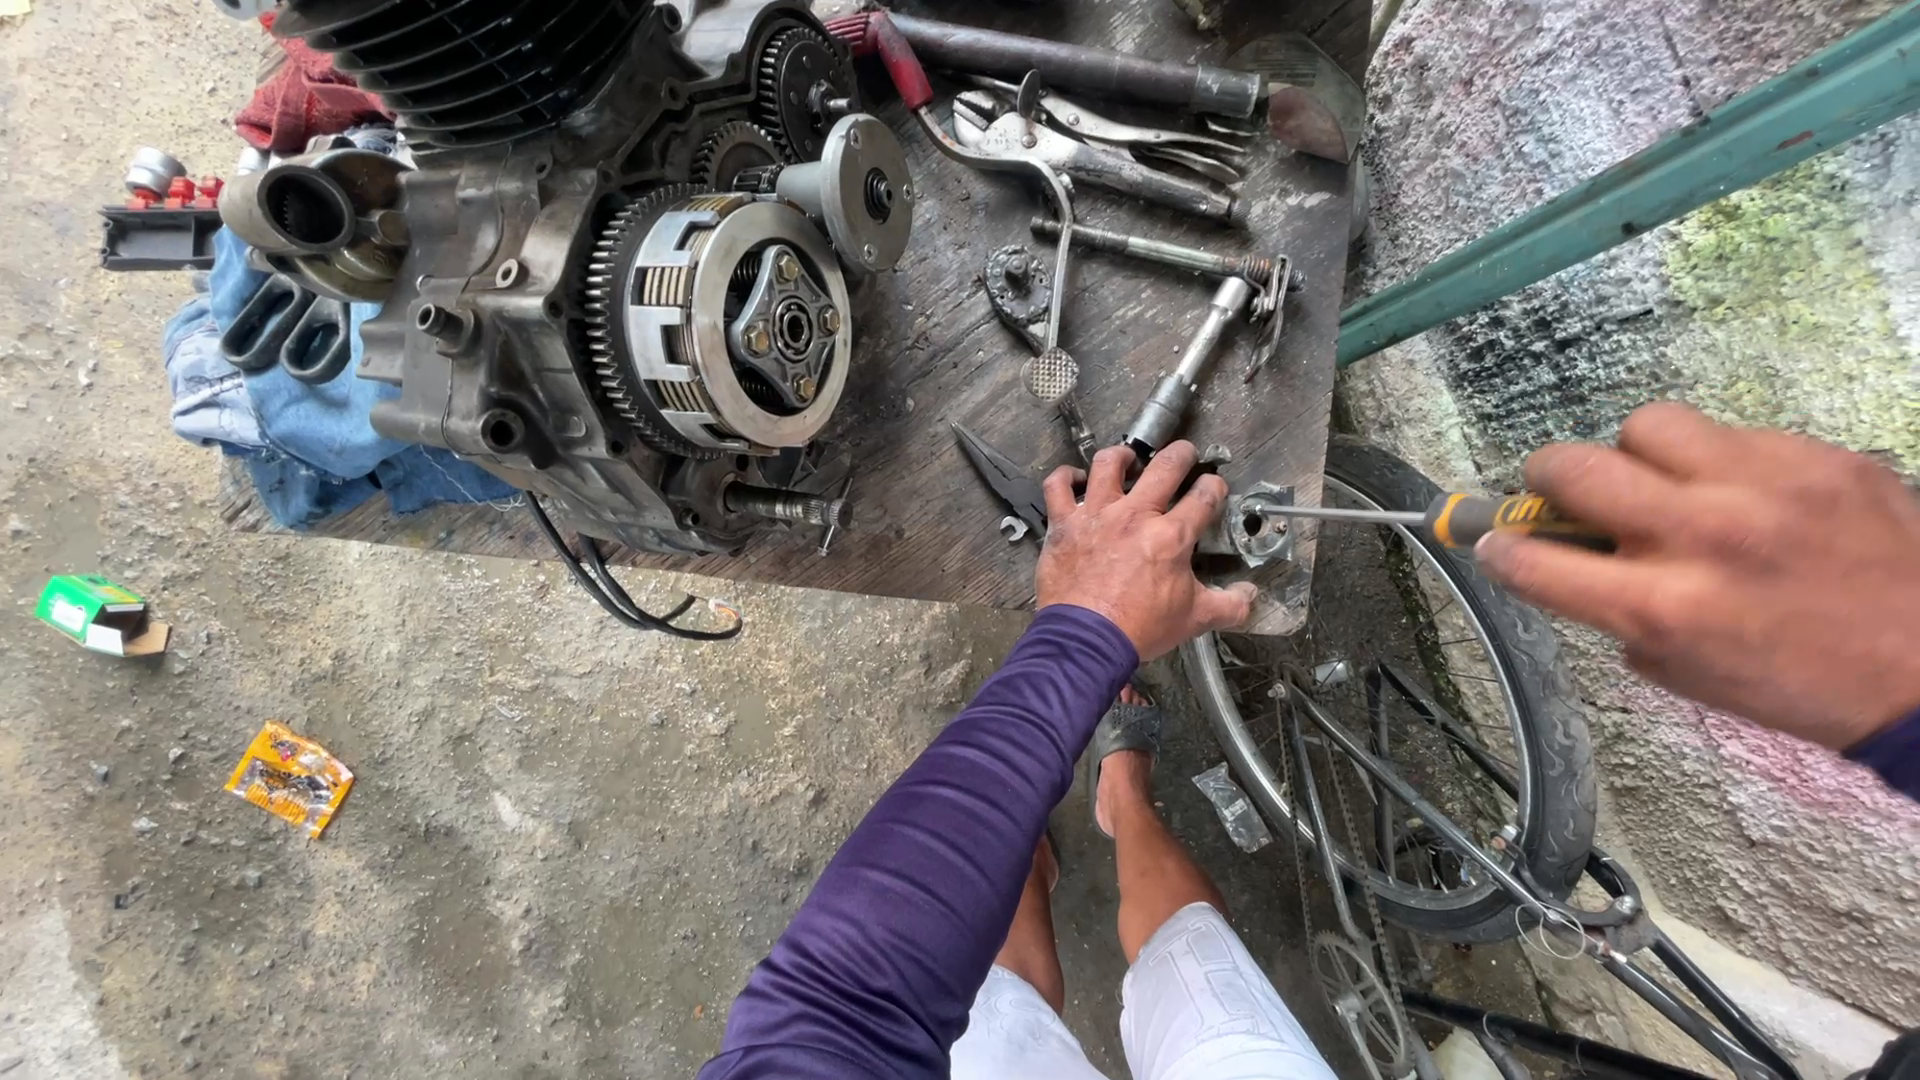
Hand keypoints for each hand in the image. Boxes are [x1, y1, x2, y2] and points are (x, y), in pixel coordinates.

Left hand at [1036, 441, 1255, 660]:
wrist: (1086, 640)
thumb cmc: (1138, 628)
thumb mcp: (1193, 619)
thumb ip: (1228, 605)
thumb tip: (1250, 597)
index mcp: (1171, 536)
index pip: (1204, 497)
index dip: (1214, 486)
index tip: (1213, 486)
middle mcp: (1135, 516)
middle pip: (1165, 467)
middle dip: (1181, 454)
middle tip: (1185, 453)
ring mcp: (1096, 516)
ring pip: (1109, 464)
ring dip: (1122, 456)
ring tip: (1128, 458)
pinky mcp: (1064, 524)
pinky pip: (1058, 486)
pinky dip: (1065, 477)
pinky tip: (1074, 478)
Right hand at [1474, 402, 1919, 750]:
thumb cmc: (1792, 681)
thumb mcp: (1673, 664)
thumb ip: (1605, 605)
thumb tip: (1561, 553)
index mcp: (1661, 607)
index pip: (1529, 560)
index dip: (1495, 549)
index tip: (1494, 544)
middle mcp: (1703, 537)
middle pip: (1571, 467)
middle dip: (1546, 480)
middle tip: (1566, 497)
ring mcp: (1766, 488)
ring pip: (1645, 426)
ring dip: (1635, 455)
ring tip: (1664, 483)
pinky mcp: (1823, 458)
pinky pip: (1730, 432)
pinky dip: (1716, 460)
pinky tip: (1743, 493)